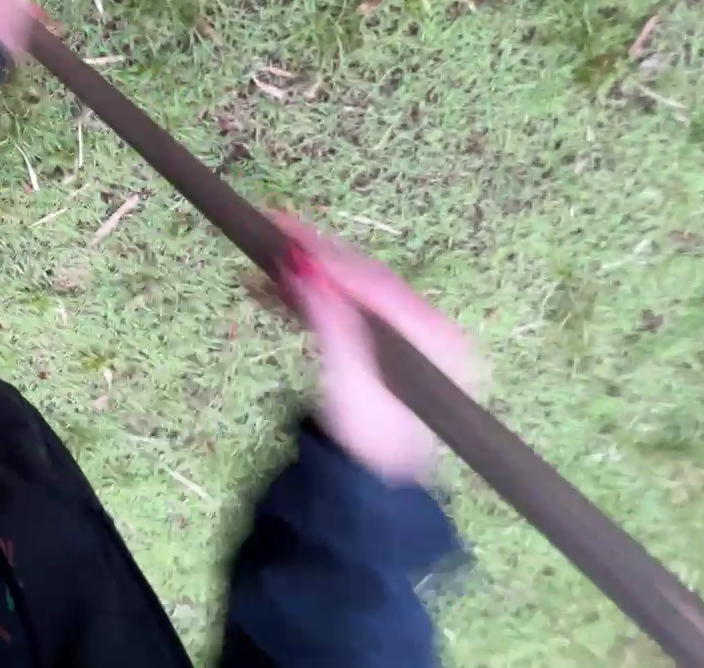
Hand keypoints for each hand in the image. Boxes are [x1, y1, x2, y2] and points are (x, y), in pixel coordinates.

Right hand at [273, 212, 479, 483]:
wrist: (369, 477)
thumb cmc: (369, 433)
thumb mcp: (348, 373)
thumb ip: (328, 317)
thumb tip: (301, 266)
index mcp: (437, 336)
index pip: (374, 280)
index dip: (328, 255)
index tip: (285, 233)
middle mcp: (427, 328)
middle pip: (362, 277)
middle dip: (314, 254)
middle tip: (272, 228)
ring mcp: (403, 335)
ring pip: (349, 288)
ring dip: (306, 272)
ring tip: (265, 258)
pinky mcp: (378, 342)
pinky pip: (342, 305)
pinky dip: (309, 293)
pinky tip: (277, 285)